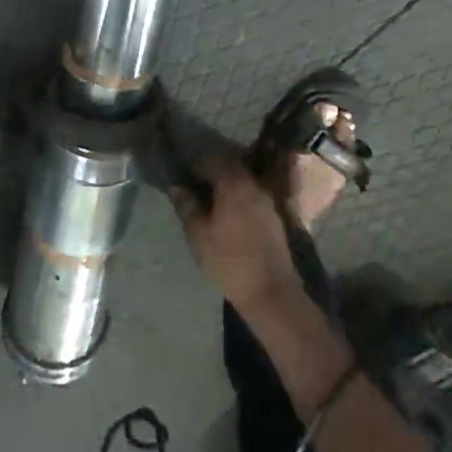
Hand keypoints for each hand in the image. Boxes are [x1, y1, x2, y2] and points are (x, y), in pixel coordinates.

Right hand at [169, 155, 303, 310]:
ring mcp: (267, 200)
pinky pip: (251, 195)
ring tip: (210, 200)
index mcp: (234, 184)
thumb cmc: (229, 260)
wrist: (270, 290)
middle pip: (230, 167)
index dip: (195, 165)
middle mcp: (253, 185)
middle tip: (194, 185)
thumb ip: (187, 207)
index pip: (212, 161)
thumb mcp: (199, 235)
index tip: (183, 174)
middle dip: (212, 172)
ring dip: (226, 185)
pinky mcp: (274, 216)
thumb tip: (177, 187)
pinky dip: (238, 197)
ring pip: (243, 181)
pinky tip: (228, 214)